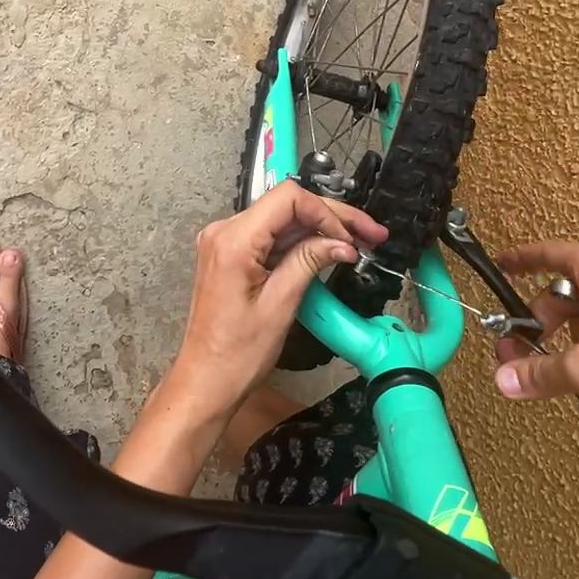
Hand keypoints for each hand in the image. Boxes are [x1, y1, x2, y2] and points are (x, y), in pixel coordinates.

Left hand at [166, 182, 387, 422]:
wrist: (206, 380)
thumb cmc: (237, 353)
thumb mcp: (281, 304)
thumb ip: (309, 262)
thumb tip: (342, 242)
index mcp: (233, 240)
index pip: (287, 198)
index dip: (326, 212)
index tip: (351, 238)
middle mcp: (224, 231)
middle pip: (286, 205)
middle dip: (331, 217)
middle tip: (372, 233)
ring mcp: (225, 242)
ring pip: (282, 219)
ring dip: (320, 228)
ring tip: (360, 241)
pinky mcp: (231, 254)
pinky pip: (270, 236)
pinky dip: (301, 241)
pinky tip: (329, 250)